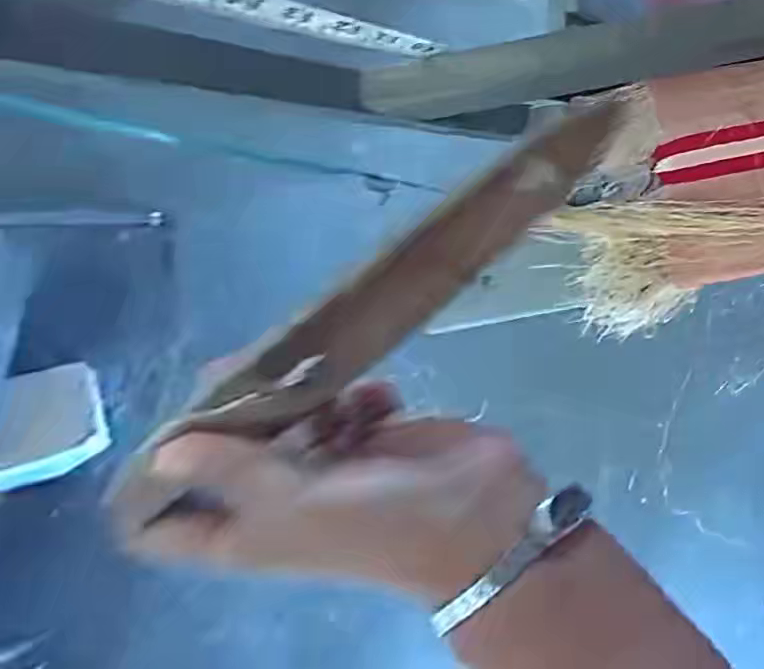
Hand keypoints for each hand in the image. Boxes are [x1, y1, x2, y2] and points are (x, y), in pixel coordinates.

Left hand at [131, 381, 545, 603]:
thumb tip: (169, 449)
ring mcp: (340, 460)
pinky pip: (360, 405)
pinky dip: (364, 393)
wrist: (474, 509)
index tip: (168, 430)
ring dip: (307, 397)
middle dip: (238, 416)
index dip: (153, 482)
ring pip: (301, 420)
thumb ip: (235, 472)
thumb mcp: (296, 505)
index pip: (164, 518)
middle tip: (244, 372)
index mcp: (245, 530)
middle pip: (237, 453)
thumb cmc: (376, 521)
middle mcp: (284, 494)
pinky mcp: (389, 432)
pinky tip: (376, 390)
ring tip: (318, 371)